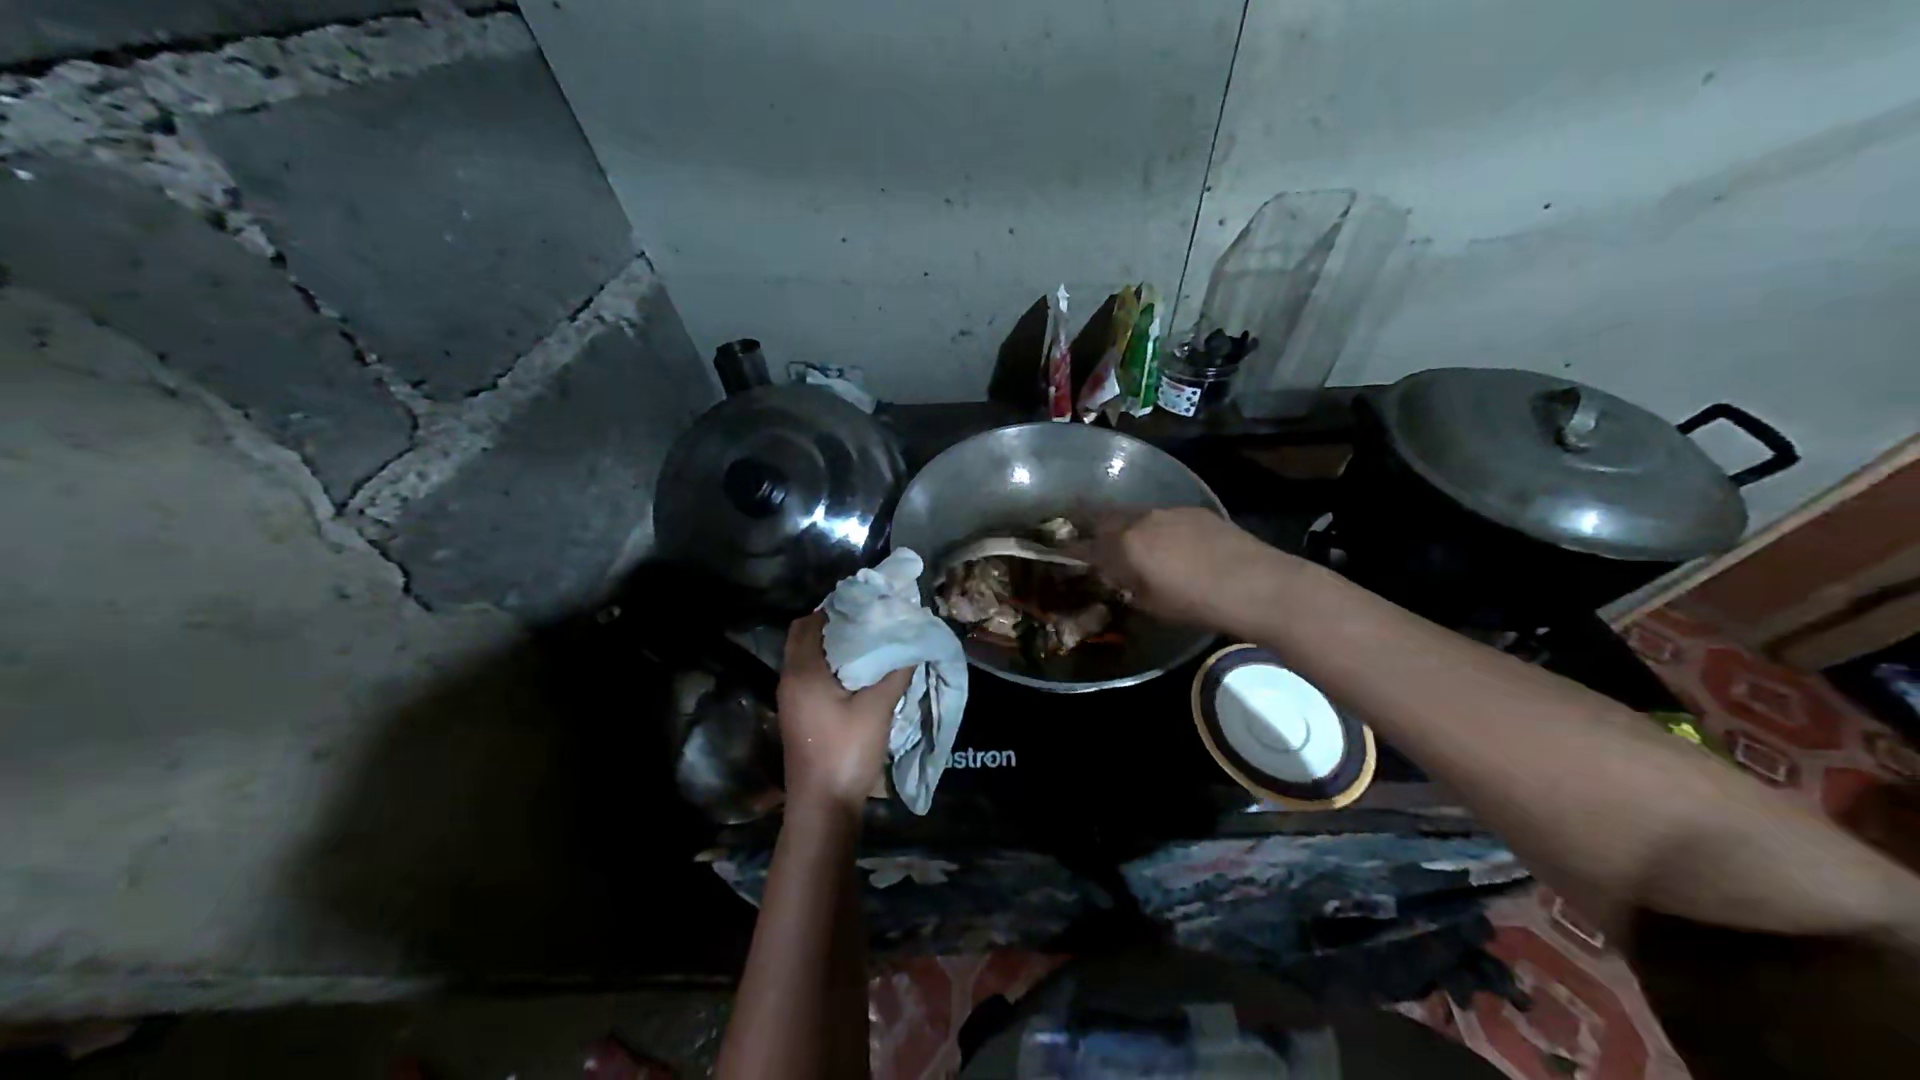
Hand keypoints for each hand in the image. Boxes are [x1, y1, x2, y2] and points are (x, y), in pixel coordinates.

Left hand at [777, 612, 913, 810]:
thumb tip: (912, 642)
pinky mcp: (798, 714)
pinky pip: (811, 675)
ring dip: (833, 647)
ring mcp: (791, 699)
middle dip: (834, 625)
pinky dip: (831, 666)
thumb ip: (895, 671)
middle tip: (870, 621)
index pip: (809, 623)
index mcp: (802, 671)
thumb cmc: (846, 751)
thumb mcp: (878, 708)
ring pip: (808, 657)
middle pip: (805, 637)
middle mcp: (789, 679)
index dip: (836, 608)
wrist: (822, 806)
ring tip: (870, 642)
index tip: (867, 605)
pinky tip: (860, 673)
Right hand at [1077, 507, 1287, 629]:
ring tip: (1136, 546)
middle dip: (1097, 531)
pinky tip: (1173, 545)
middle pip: (1107, 520)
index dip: (1073, 550)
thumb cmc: (1195, 603)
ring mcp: (1170, 511)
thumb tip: (1119, 576)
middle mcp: (1141, 520)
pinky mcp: (1194, 511)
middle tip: (1096, 546)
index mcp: (1125, 545)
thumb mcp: (1150, 603)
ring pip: (1137, 516)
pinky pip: (1164, 517)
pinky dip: (1158, 528)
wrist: (1255, 583)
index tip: (1063, 553)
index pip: (1087, 545)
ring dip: (1130, 529)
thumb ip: (1127, 585)